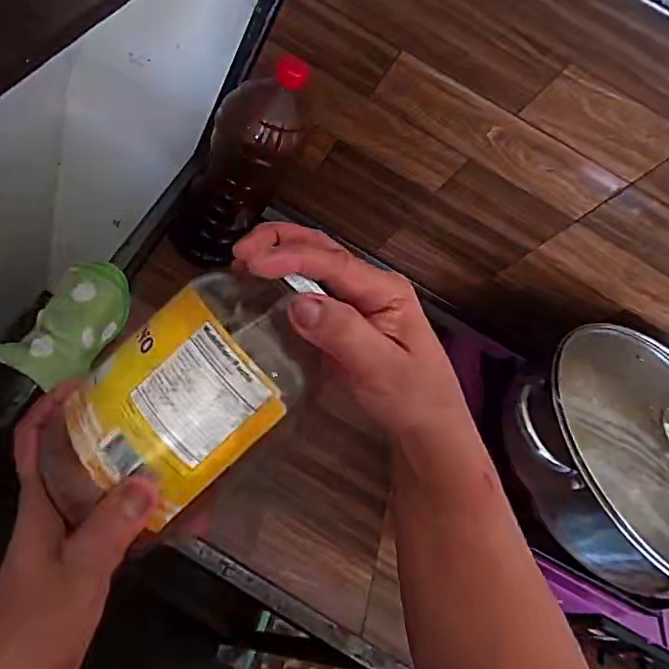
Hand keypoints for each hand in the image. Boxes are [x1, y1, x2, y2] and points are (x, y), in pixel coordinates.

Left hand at [0, 383, 159, 668]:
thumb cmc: (34, 626)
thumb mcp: (80, 571)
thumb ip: (113, 526)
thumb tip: (148, 479)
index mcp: (38, 505)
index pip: (32, 441)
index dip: (48, 407)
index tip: (81, 384)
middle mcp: (49, 514)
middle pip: (70, 459)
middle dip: (101, 433)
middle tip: (142, 416)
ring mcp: (63, 540)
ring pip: (93, 493)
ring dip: (124, 476)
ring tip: (164, 458)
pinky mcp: (76, 565)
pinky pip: (107, 527)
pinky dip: (133, 518)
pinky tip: (165, 518)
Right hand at [233, 222, 475, 443]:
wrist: (427, 427)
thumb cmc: (413, 398)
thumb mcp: (381, 369)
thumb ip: (343, 333)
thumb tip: (298, 303)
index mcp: (384, 290)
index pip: (332, 263)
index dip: (290, 257)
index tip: (254, 263)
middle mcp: (368, 285)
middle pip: (320, 247)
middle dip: (278, 241)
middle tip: (240, 253)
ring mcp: (353, 300)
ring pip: (311, 262)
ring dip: (277, 253)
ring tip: (241, 262)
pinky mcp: (339, 317)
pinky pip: (307, 288)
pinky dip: (280, 278)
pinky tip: (258, 284)